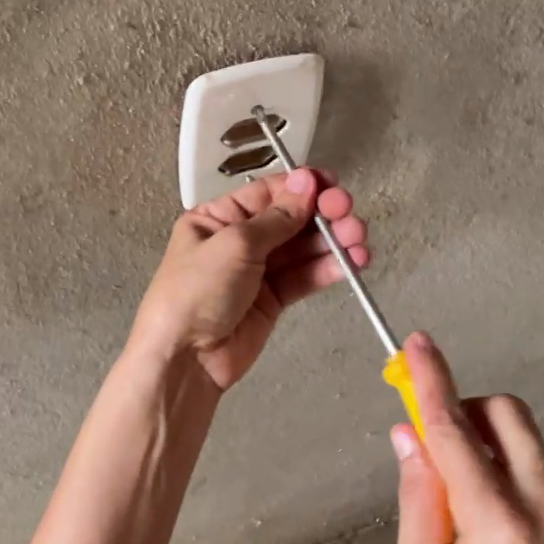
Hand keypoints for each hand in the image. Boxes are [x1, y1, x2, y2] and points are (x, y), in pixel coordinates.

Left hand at [131, 169, 368, 389]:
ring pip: (302, 249)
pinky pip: (304, 277)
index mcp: (217, 218)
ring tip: (358, 239)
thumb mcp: (234, 244)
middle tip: (347, 211)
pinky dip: (328, 269)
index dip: (300, 187)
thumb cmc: (194, 293)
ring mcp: (257, 272)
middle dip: (321, 213)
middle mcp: (238, 241)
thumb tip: (305, 183)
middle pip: (289, 219)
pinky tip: (351, 262)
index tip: (331, 184)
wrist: (185, 359)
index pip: (266, 193)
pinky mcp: (273, 301)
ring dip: (332, 241)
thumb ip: (276, 218)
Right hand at [390, 333, 543, 543]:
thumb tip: (409, 438)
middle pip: (509, 414)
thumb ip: (416, 501)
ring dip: (504, 464)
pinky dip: (538, 498)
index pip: (454, 432)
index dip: (431, 380)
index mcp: (498, 530)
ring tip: (494, 527)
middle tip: (452, 440)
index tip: (418, 344)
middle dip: (473, 410)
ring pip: (536, 452)